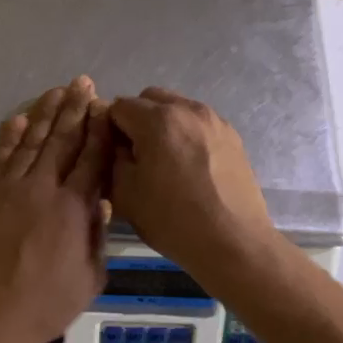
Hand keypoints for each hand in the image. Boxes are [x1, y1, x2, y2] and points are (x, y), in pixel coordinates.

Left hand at [0, 76, 110, 342]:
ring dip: (44, 114)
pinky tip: (18, 120)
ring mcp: (9, 189)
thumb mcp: (89, 276)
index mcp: (74, 207)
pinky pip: (0, 158)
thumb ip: (96, 236)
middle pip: (62, 139)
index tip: (107, 107)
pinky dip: (10, 137)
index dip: (100, 129)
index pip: (92, 157)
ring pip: (31, 141)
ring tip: (56, 91)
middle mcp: (43, 188)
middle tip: (83, 83)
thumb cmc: (46, 305)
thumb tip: (100, 202)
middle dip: (75, 109)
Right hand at [109, 88, 279, 281]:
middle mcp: (188, 109)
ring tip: (163, 161)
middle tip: (135, 155)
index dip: (108, 128)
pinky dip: (185, 134)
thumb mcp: (124, 193)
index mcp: (158, 120)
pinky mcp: (232, 136)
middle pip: (149, 99)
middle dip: (136, 120)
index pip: (118, 106)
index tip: (110, 153)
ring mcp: (214, 120)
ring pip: (176, 108)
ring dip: (162, 124)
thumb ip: (111, 157)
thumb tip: (112, 141)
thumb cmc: (172, 220)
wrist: (233, 243)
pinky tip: (188, 166)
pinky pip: (197, 123)